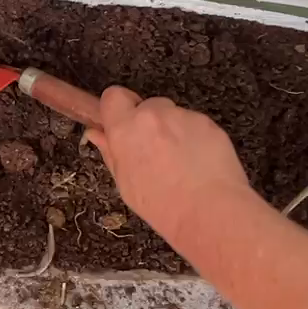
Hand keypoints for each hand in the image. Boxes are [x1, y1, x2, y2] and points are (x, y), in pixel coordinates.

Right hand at [86, 86, 254, 228]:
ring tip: (180, 162)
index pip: (113, 96)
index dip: (117, 108)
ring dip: (173, 130)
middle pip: (146, 106)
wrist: (209, 212)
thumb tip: (97, 134)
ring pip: (173, 115)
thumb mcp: (124, 182)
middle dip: (149, 122)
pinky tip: (198, 162)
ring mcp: (182, 117)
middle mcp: (152, 115)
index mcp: (125, 128)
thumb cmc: (164, 204)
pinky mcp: (208, 123)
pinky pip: (196, 124)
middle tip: (154, 150)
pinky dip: (196, 137)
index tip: (122, 122)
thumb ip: (111, 151)